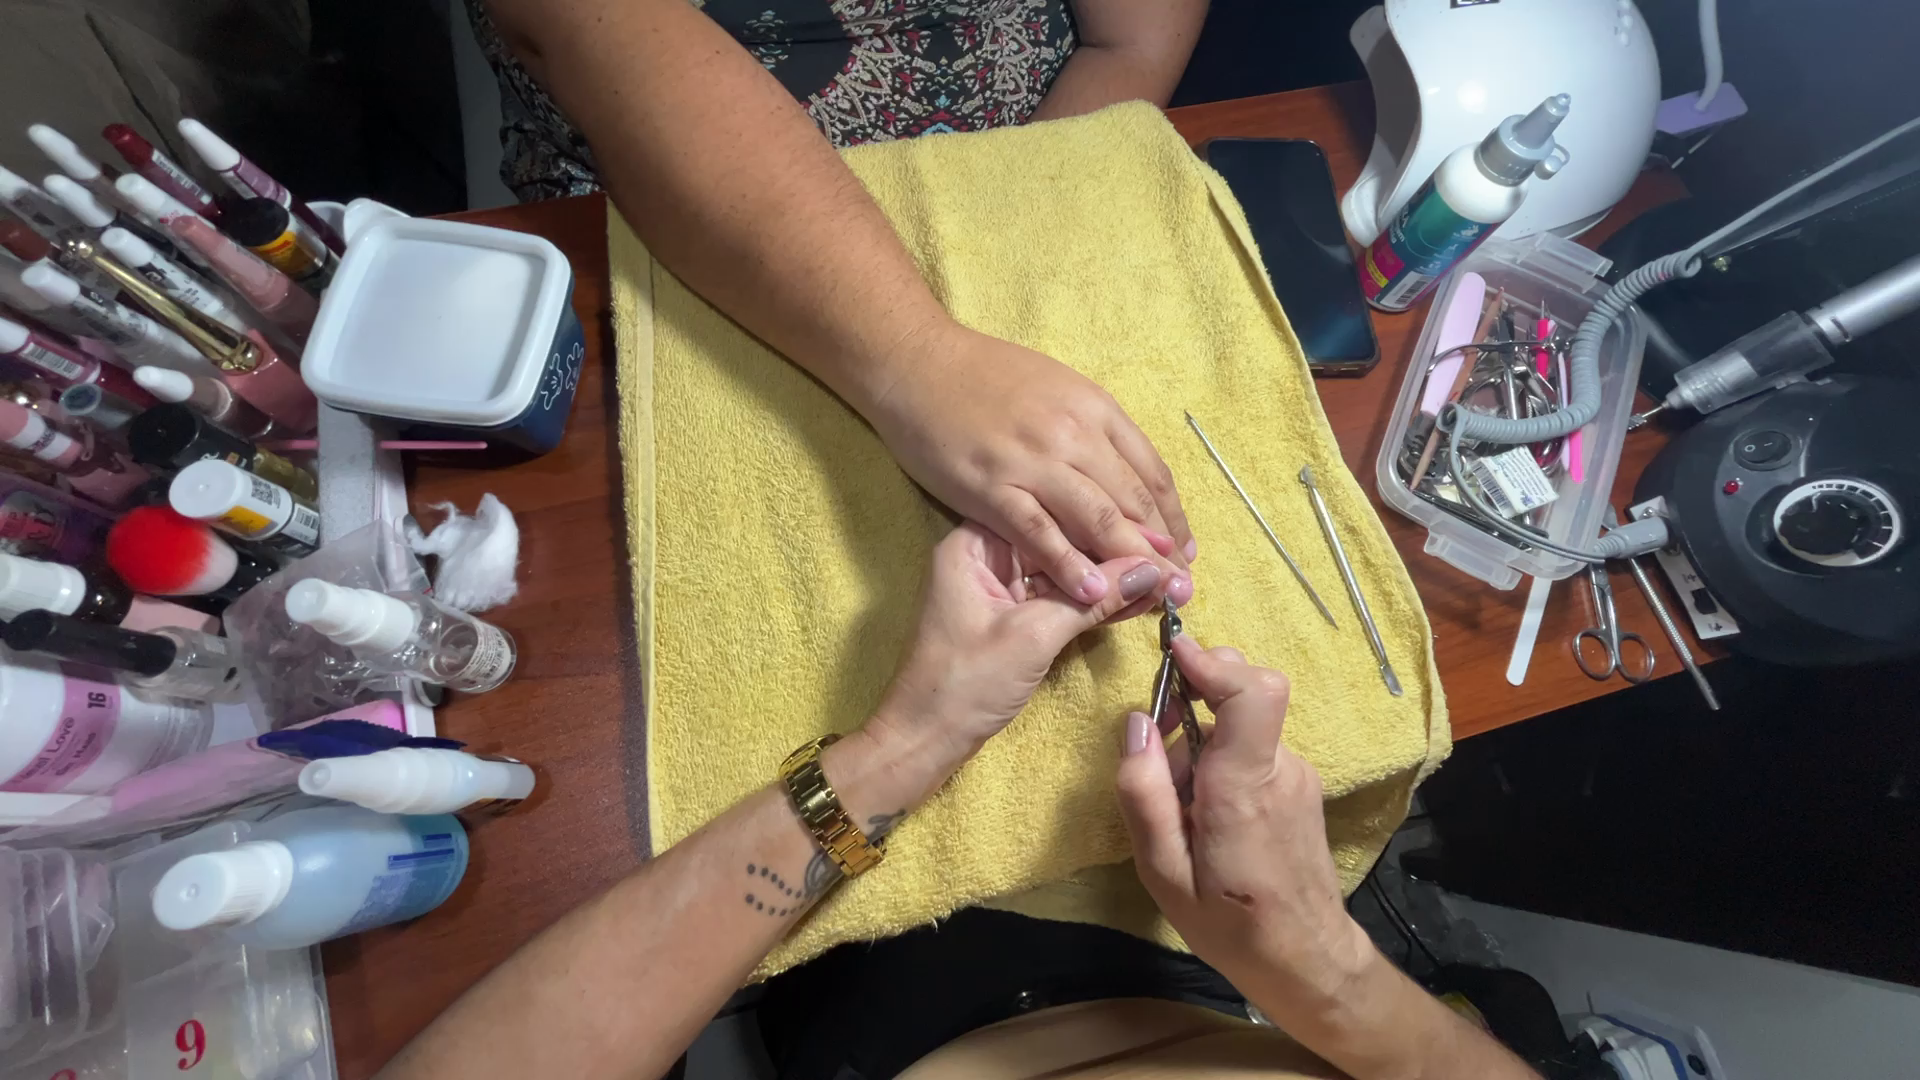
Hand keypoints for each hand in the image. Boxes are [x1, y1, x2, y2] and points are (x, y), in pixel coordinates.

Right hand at [865, 322, 1194, 607]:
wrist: (917, 363)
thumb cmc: (983, 374)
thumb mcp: (1056, 387)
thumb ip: (1091, 429)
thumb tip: (1123, 474)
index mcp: (1094, 408)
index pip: (1151, 473)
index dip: (1173, 519)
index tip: (1183, 551)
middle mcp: (1074, 434)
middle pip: (1133, 501)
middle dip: (1163, 550)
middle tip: (1180, 589)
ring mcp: (1033, 461)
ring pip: (1097, 518)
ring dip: (1130, 562)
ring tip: (1151, 599)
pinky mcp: (992, 487)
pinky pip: (1040, 532)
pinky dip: (1069, 564)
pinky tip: (1091, 591)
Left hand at [866, 522, 1166, 793]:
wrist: (925, 739)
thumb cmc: (965, 683)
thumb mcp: (1033, 636)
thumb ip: (1092, 600)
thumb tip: (1152, 570)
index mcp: (976, 543)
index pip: (1051, 517)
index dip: (1108, 526)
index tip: (1161, 540)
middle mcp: (987, 554)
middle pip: (1062, 541)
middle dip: (1117, 555)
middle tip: (1175, 563)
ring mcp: (1000, 584)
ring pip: (1066, 570)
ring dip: (1112, 581)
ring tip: (1168, 584)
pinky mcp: (1011, 612)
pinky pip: (1060, 596)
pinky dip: (1094, 602)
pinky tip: (1137, 601)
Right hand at [1115, 636, 1373, 1011]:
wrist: (1308, 960)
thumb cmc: (1228, 923)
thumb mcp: (1161, 872)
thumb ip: (1143, 793)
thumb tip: (1137, 722)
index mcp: (1244, 786)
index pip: (1253, 693)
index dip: (1211, 662)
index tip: (1173, 652)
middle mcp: (1279, 766)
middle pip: (1240, 693)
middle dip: (1189, 701)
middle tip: (1157, 753)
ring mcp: (1296, 770)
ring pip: (1235, 723)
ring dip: (1198, 742)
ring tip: (1180, 804)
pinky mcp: (1297, 779)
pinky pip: (1248, 743)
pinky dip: (1217, 756)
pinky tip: (1205, 809)